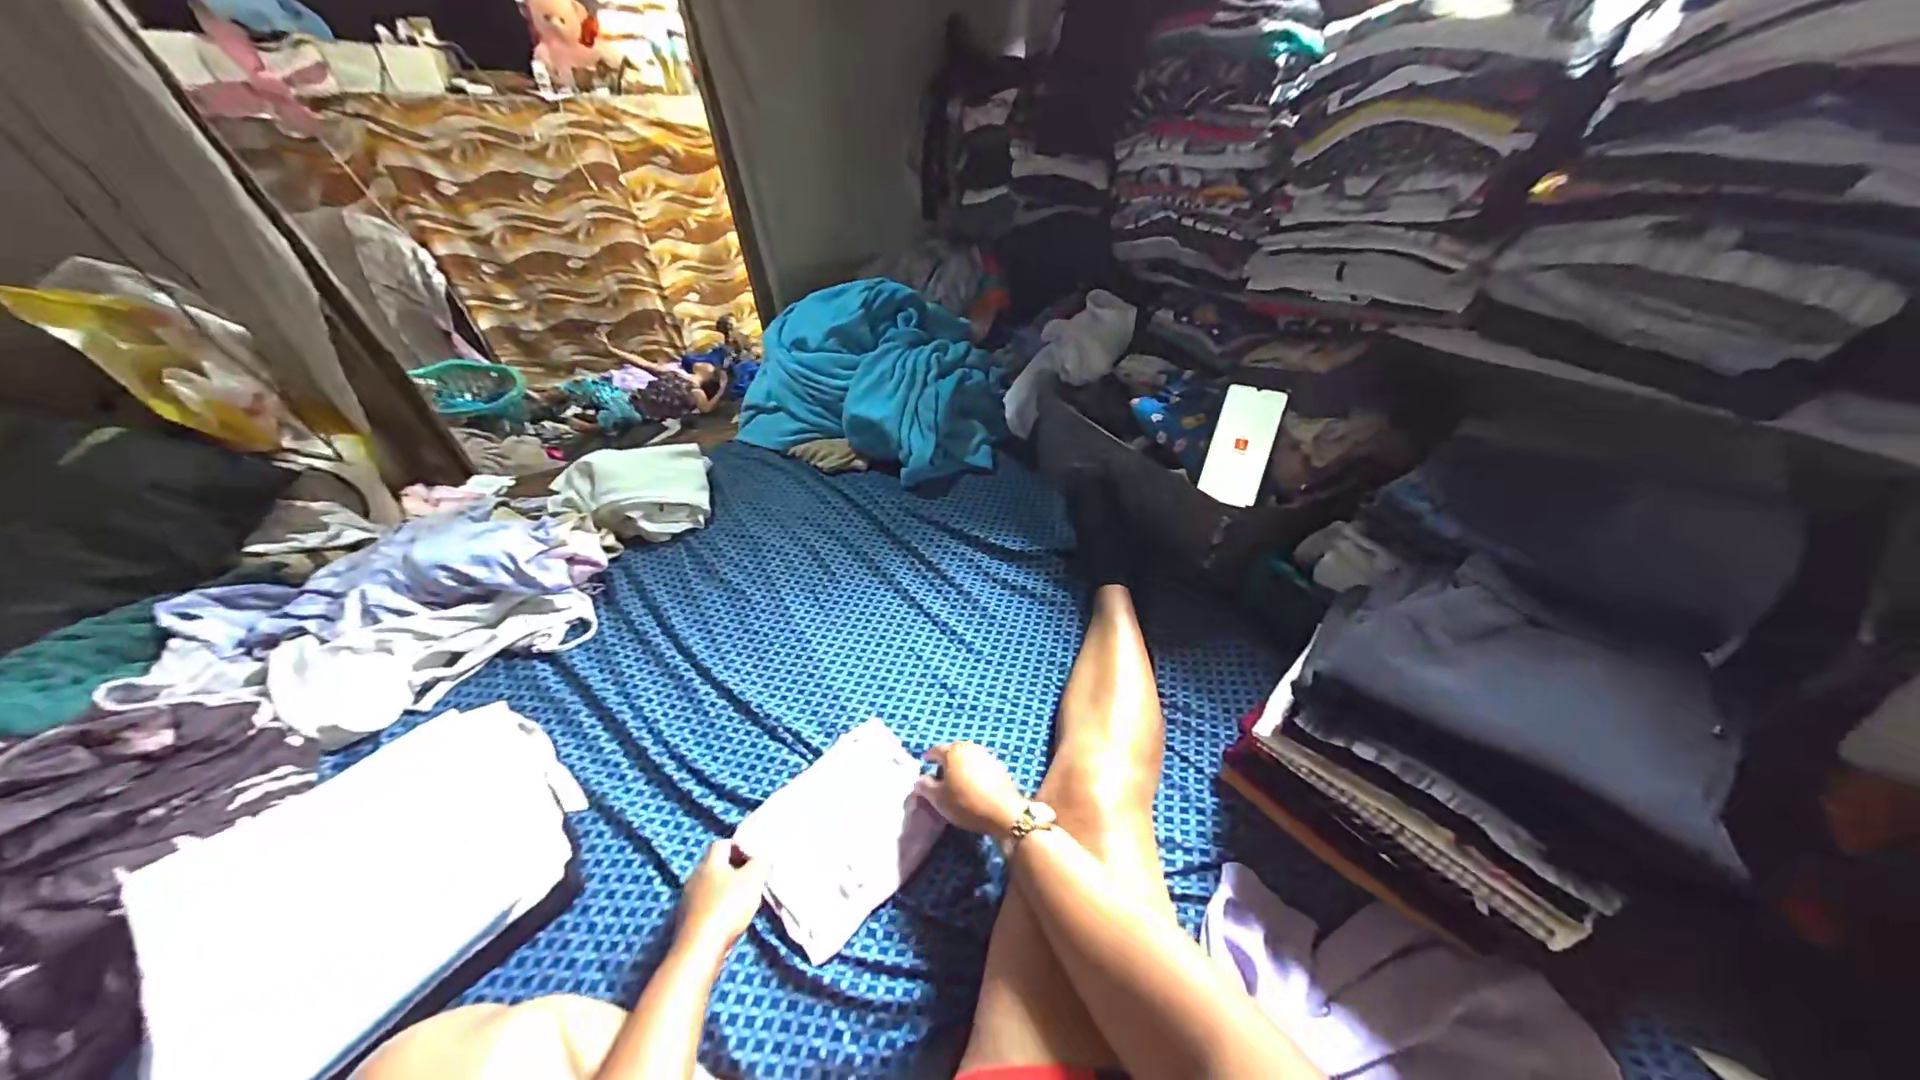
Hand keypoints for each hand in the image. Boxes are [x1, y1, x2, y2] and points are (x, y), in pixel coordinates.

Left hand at [675, 840, 768, 956]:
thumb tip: (762, 855)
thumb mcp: (753, 879)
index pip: (722, 843)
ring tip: (743, 900)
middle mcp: (694, 877)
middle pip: (716, 865)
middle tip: (752, 877)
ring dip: (725, 890)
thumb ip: (760, 862)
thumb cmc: (728, 906)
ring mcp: (687, 900)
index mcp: (709, 863)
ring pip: (710, 887)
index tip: (754, 857)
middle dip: (734, 869)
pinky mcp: (686, 921)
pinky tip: (729, 918)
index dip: (740, 847)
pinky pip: (705, 906)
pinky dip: (717, 908)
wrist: (699, 949)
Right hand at [916, 742, 1025, 837]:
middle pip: (953, 750)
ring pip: (967, 756)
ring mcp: (986, 755)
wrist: (1003, 811)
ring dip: (960, 765)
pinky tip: (973, 783)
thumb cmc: (965, 802)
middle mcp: (969, 747)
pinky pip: (979, 764)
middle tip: (939, 774)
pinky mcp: (998, 765)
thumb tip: (919, 779)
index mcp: (952, 751)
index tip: (925, 764)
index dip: (928, 757)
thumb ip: (925, 786)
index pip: (935, 749)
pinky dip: (973, 770)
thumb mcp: (938, 799)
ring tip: (956, 779)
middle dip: (945, 760)